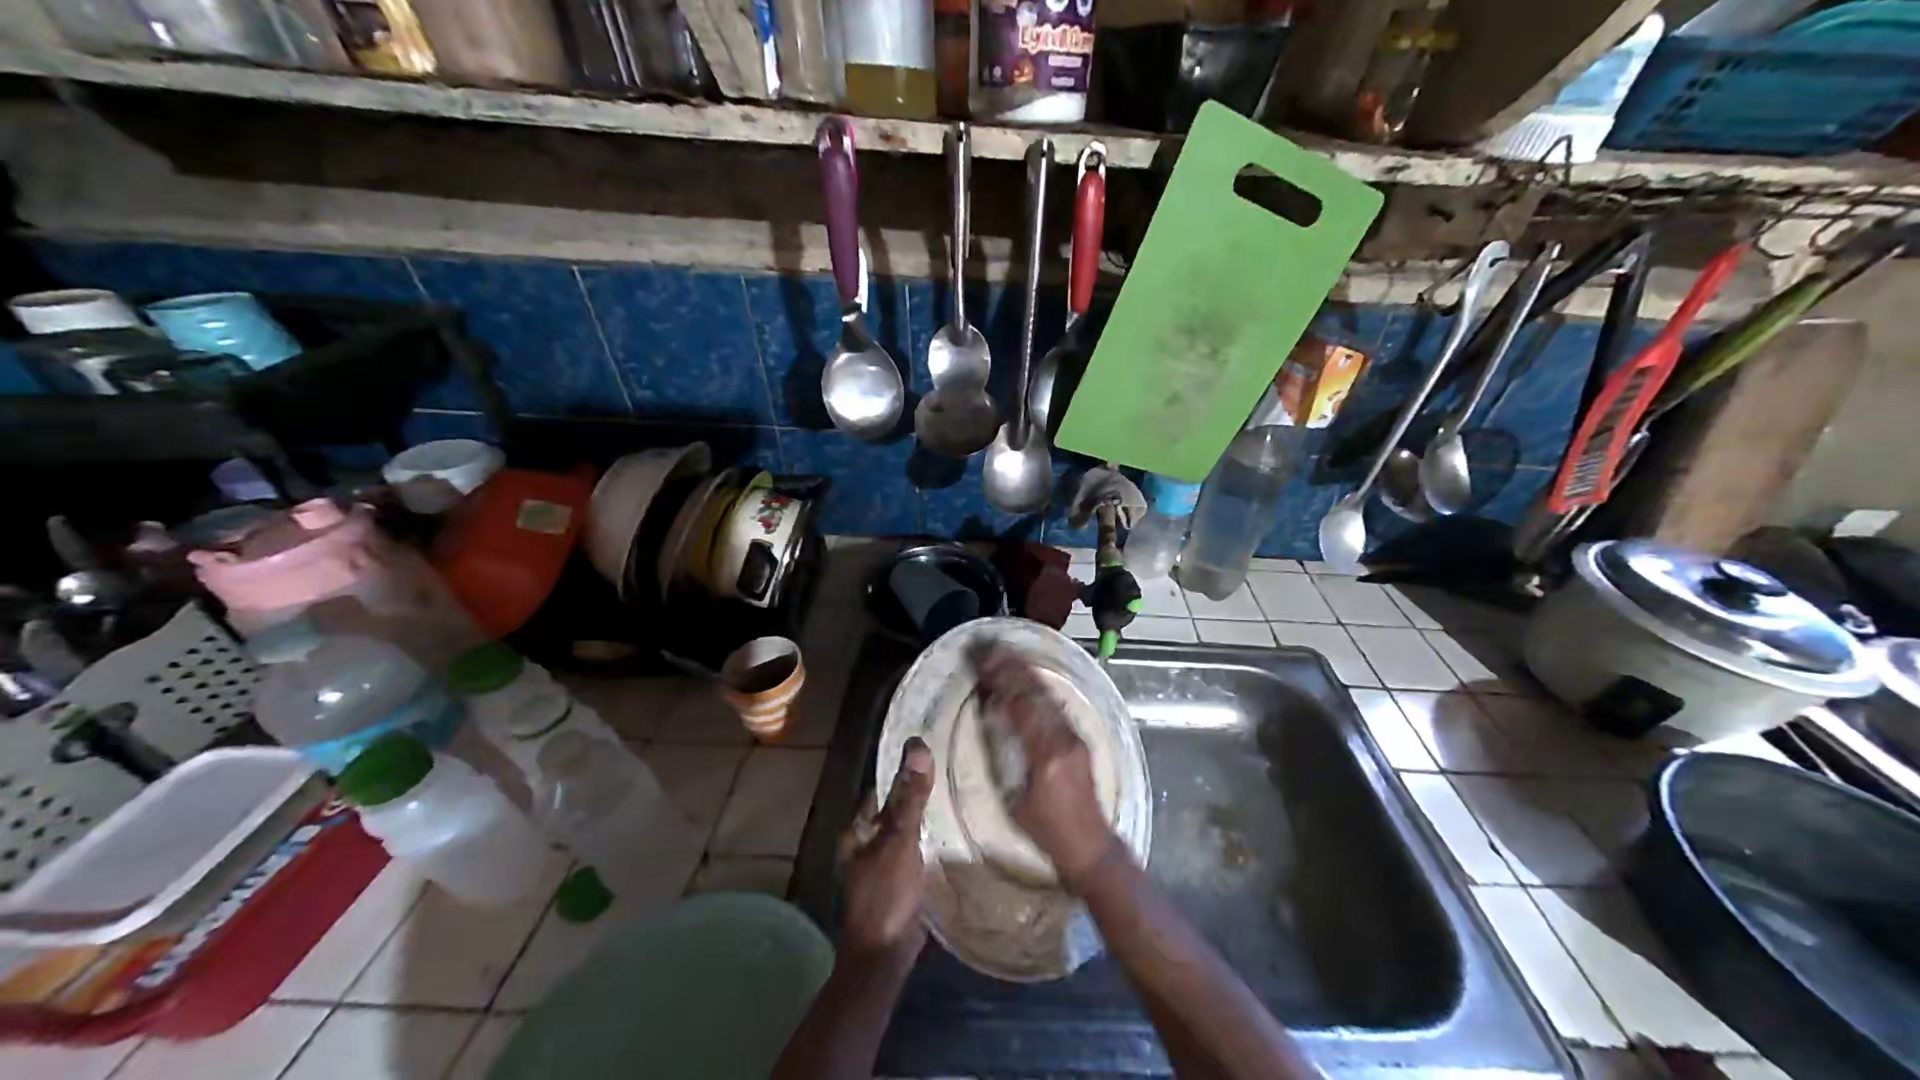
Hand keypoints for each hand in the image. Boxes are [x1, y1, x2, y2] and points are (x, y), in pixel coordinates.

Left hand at [838, 738, 933, 963]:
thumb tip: (918, 747)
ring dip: (926, 820)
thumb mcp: (901, 840)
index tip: (930, 753)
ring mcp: (881, 866)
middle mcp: (865, 845)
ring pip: (906, 832)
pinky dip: (930, 843)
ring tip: (958, 799)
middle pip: (894, 811)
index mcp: (857, 831)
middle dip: (917, 795)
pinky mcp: (899, 884)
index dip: (902, 771)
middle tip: (952, 773)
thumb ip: (910, 798)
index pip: (881, 790)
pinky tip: (954, 837)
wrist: (884, 955)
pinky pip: (916, 853)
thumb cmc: (886, 893)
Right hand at [977, 656, 1120, 891]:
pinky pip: (1057, 705)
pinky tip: (1029, 677)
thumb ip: (1001, 754)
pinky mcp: (1080, 739)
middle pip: (1035, 692)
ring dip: (1025, 672)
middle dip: (1011, 667)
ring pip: (1048, 694)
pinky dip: (1040, 686)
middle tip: (990, 648)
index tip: (981, 660)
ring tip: (1006, 653)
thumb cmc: (1045, 829)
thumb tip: (990, 714)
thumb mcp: (1013, 796)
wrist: (1089, 845)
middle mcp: (1064, 738)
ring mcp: (1076, 736)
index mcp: (1045, 753)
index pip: (1019, 704)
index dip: (999, 679)